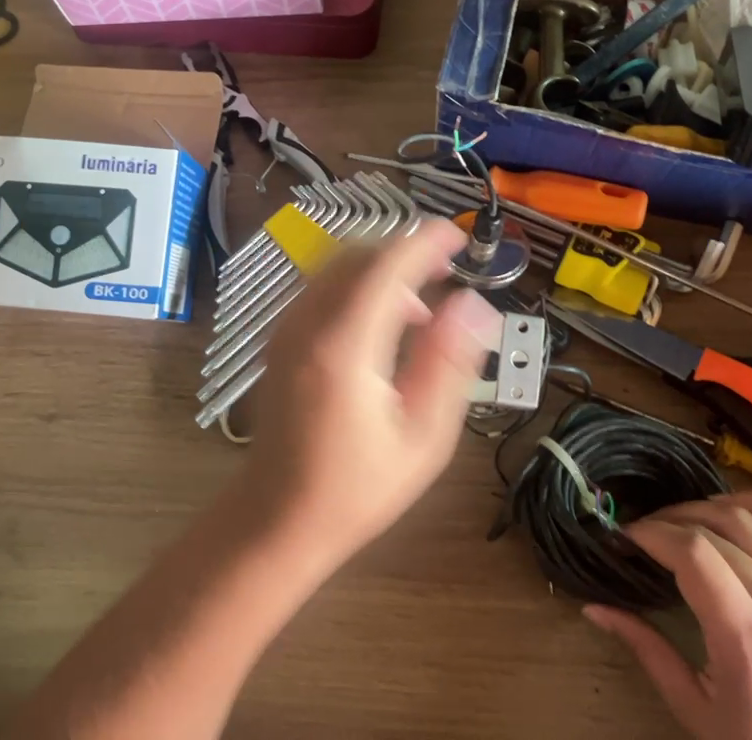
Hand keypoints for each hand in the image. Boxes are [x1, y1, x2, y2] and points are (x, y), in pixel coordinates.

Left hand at [246, 220, 502, 565]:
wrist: (278, 516)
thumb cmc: (358, 487)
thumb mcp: (423, 436)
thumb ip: (448, 364)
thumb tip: (474, 305)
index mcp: (343, 346)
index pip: (385, 267)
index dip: (424, 242)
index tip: (459, 235)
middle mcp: (307, 325)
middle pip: (358, 255)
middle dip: (405, 249)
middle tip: (448, 266)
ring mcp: (286, 330)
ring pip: (336, 266)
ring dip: (380, 267)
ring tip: (422, 302)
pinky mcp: (280, 340)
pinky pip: (321, 287)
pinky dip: (356, 284)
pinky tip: (383, 321)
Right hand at [584, 493, 751, 739]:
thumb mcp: (694, 707)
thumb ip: (646, 649)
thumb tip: (593, 607)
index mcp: (749, 643)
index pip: (695, 554)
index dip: (652, 533)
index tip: (622, 538)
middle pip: (718, 530)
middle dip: (667, 521)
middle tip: (638, 533)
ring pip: (751, 521)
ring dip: (703, 509)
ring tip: (675, 522)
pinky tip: (728, 509)